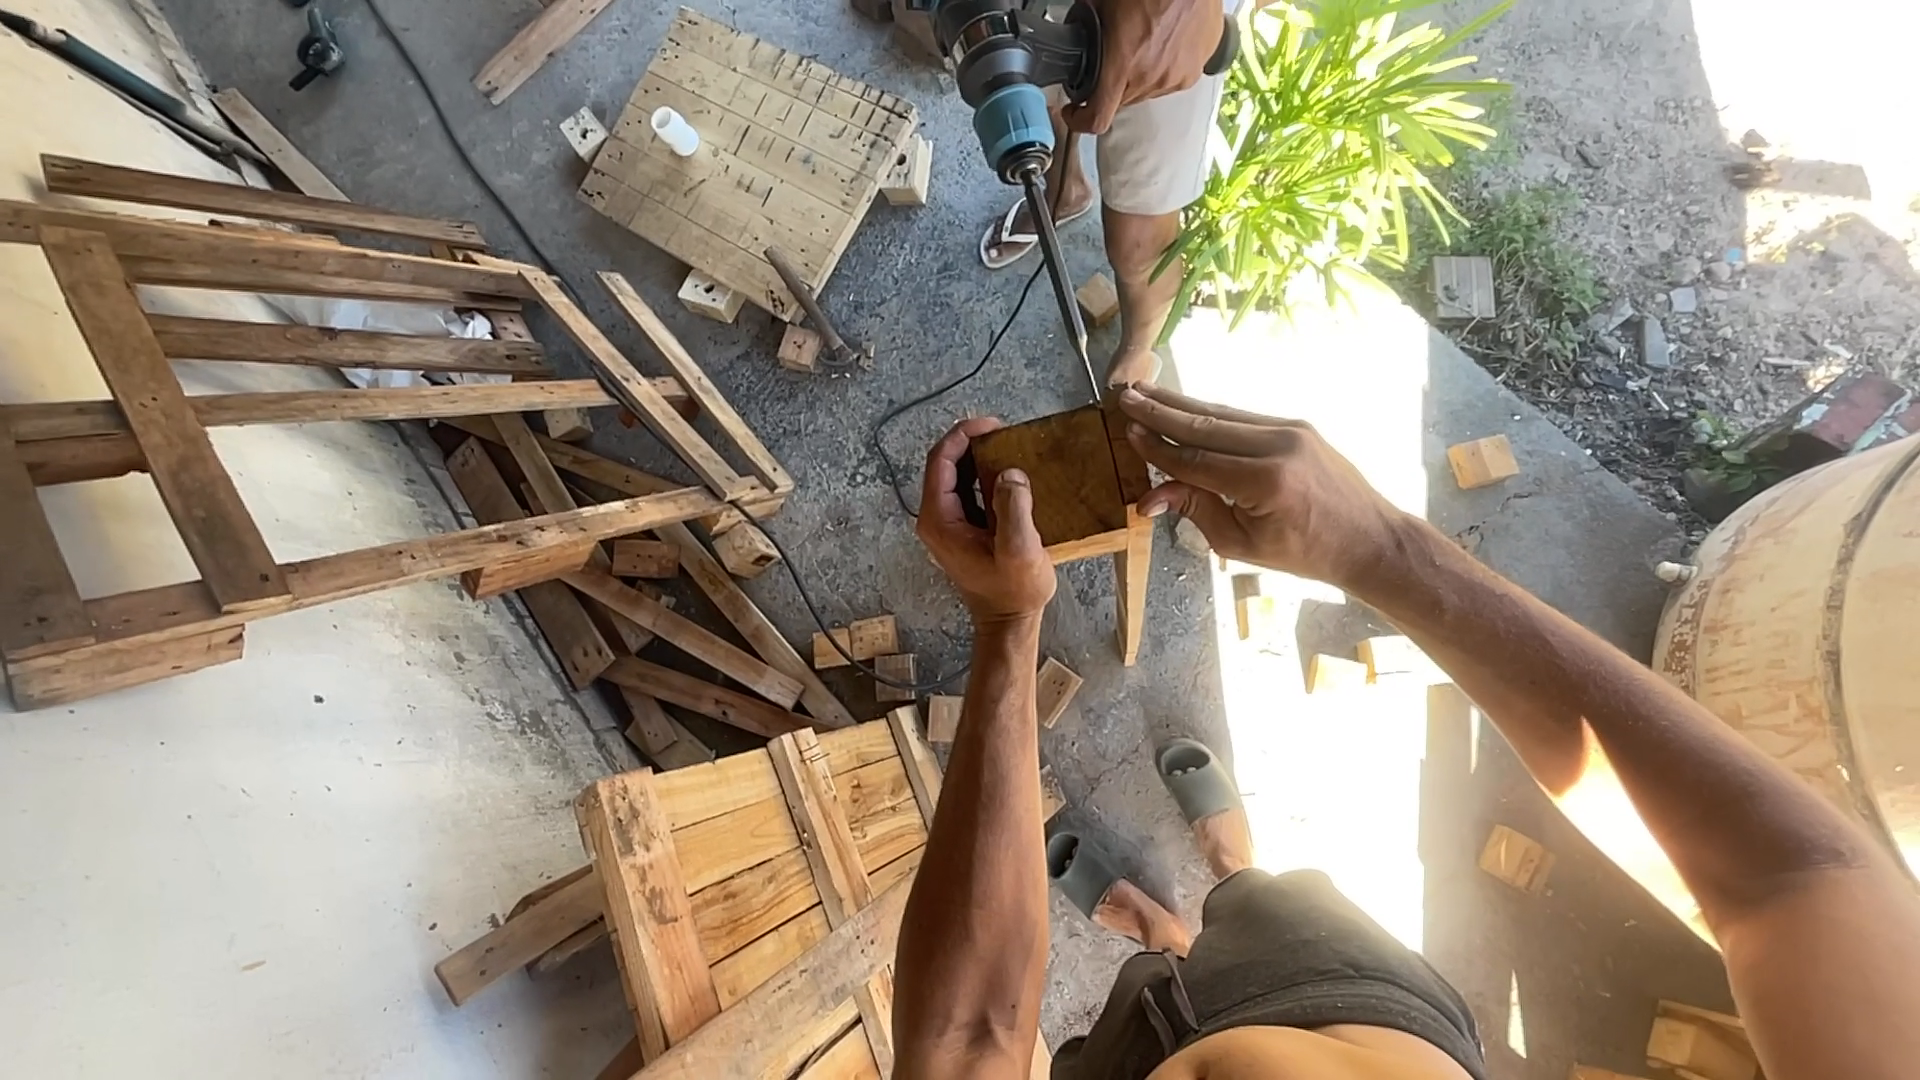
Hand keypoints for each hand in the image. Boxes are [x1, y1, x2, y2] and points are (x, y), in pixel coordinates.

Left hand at [916, 418, 1058, 624]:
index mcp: (939, 520)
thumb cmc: (1013, 592)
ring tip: (1007, 443)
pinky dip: (982, 473)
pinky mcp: (962, 528)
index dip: (963, 435)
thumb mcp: (1019, 550)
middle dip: (970, 441)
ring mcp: (947, 524)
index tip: (993, 425)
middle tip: (1003, 430)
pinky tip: (1006, 469)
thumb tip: (1010, 473)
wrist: (1009, 622)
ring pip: (954, 475)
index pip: (941, 461)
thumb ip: (1013, 508)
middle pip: (944, 464)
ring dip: (977, 455)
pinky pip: (966, 489)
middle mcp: (936, 519)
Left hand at [1065, 0, 1222, 134]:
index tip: (1073, 112)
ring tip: (1142, 45)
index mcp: (1123, 65)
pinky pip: (1169, 82)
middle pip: (1120, 101)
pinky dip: (1161, 69)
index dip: (1079, 120)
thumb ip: (1086, 21)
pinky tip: (1162, 44)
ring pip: (1144, 92)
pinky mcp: (1191, 73)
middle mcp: (1148, 79)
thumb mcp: (1106, 0)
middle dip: (1111, 86)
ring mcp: (1173, 79)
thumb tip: (1074, 30)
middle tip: (1113, 58)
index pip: (1097, 118)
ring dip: (1138, 77)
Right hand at [1116, 384, 1408, 589]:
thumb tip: (1148, 498)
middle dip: (1161, 410)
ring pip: (1222, 413)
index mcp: (1264, 480)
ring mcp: (1290, 430)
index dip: (1158, 447)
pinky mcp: (1296, 426)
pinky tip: (1184, 405)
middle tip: (1127, 395)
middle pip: (1205, 424)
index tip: (1128, 431)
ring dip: (1181, 403)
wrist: (1368, 538)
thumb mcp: (1240, 543)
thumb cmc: (1303, 552)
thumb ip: (1195, 511)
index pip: (1195, 460)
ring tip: (1146, 391)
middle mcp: (1278, 445)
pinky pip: (1242, 418)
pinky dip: (1209, 412)